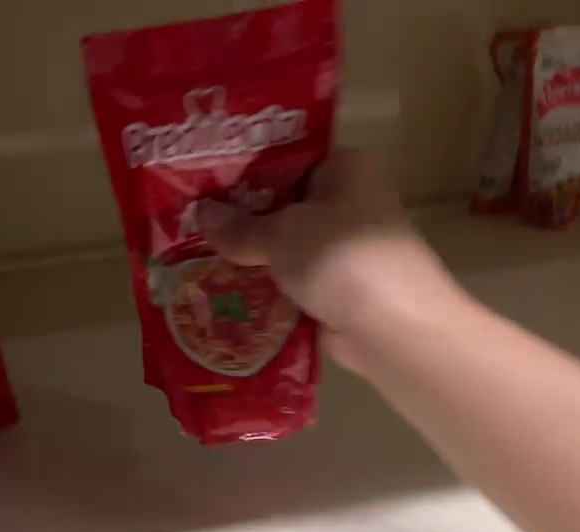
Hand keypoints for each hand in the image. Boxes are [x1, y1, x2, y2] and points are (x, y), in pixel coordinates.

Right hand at [197, 151, 462, 371]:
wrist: (391, 326)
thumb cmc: (341, 258)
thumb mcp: (282, 233)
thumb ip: (240, 227)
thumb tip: (200, 212)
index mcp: (343, 169)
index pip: (287, 158)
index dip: (243, 170)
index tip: (202, 181)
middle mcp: (345, 204)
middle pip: (281, 207)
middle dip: (240, 221)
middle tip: (188, 224)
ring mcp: (340, 252)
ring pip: (283, 251)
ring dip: (248, 261)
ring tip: (194, 261)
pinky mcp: (334, 292)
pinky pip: (289, 286)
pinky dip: (264, 293)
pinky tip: (224, 297)